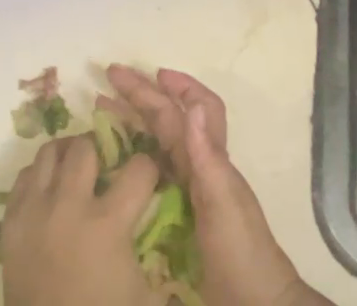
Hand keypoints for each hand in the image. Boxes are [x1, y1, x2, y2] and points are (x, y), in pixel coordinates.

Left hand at [2, 135, 165, 305]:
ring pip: (50, 152)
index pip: (139, 169)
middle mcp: (69, 204)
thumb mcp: (143, 289)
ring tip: (76, 167)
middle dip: (101, 150)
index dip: (149, 168)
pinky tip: (50, 190)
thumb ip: (153, 245)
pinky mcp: (10, 218)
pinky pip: (25, 176)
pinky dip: (40, 175)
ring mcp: (35, 208)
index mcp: (108, 223)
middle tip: (106, 164)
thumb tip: (165, 216)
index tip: (148, 174)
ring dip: (68, 155)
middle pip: (85, 147)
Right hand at [107, 65, 329, 305]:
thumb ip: (207, 156)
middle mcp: (201, 169)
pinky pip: (153, 173)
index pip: (197, 110)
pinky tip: (115, 162)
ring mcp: (191, 193)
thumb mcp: (223, 203)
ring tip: (102, 110)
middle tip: (110, 78)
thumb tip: (191, 106)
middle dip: (143, 95)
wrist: (254, 305)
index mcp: (211, 161)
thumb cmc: (242, 253)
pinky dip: (134, 157)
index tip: (152, 72)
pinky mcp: (179, 217)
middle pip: (171, 121)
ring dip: (133, 121)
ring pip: (159, 144)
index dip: (179, 87)